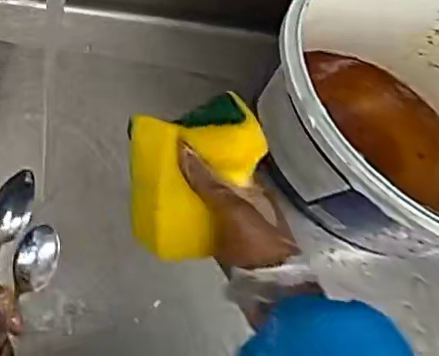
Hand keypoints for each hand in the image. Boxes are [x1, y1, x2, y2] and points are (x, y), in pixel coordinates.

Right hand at [179, 142, 299, 269]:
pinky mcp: (229, 250)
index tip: (188, 144)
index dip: (212, 152)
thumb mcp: (232, 207)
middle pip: (220, 185)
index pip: (232, 163)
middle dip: (199, 176)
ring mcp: (240, 229)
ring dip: (194, 199)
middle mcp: (250, 206)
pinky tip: (176, 218)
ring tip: (168, 186)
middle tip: (171, 163)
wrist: (271, 294)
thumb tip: (183, 148)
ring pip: (212, 207)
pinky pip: (207, 229)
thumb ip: (208, 182)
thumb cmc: (257, 243)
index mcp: (258, 189)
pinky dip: (193, 223)